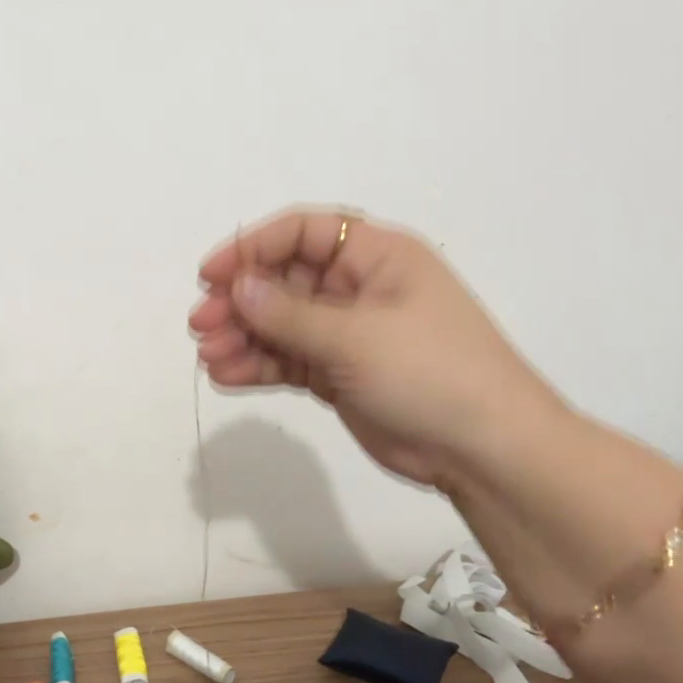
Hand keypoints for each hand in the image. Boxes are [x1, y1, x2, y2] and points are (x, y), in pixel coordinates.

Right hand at [189, 207, 565, 488]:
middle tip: (201, 327)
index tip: (211, 276)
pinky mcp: (339, 376)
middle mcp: (359, 289)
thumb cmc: (432, 372)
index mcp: (378, 257)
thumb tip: (237, 288)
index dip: (253, 247)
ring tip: (209, 358)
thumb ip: (291, 314)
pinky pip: (289, 362)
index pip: (304, 233)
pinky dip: (259, 368)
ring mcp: (348, 335)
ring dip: (243, 338)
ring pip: (281, 326)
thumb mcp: (358, 337)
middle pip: (285, 281)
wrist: (482, 448)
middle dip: (240, 301)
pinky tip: (227, 377)